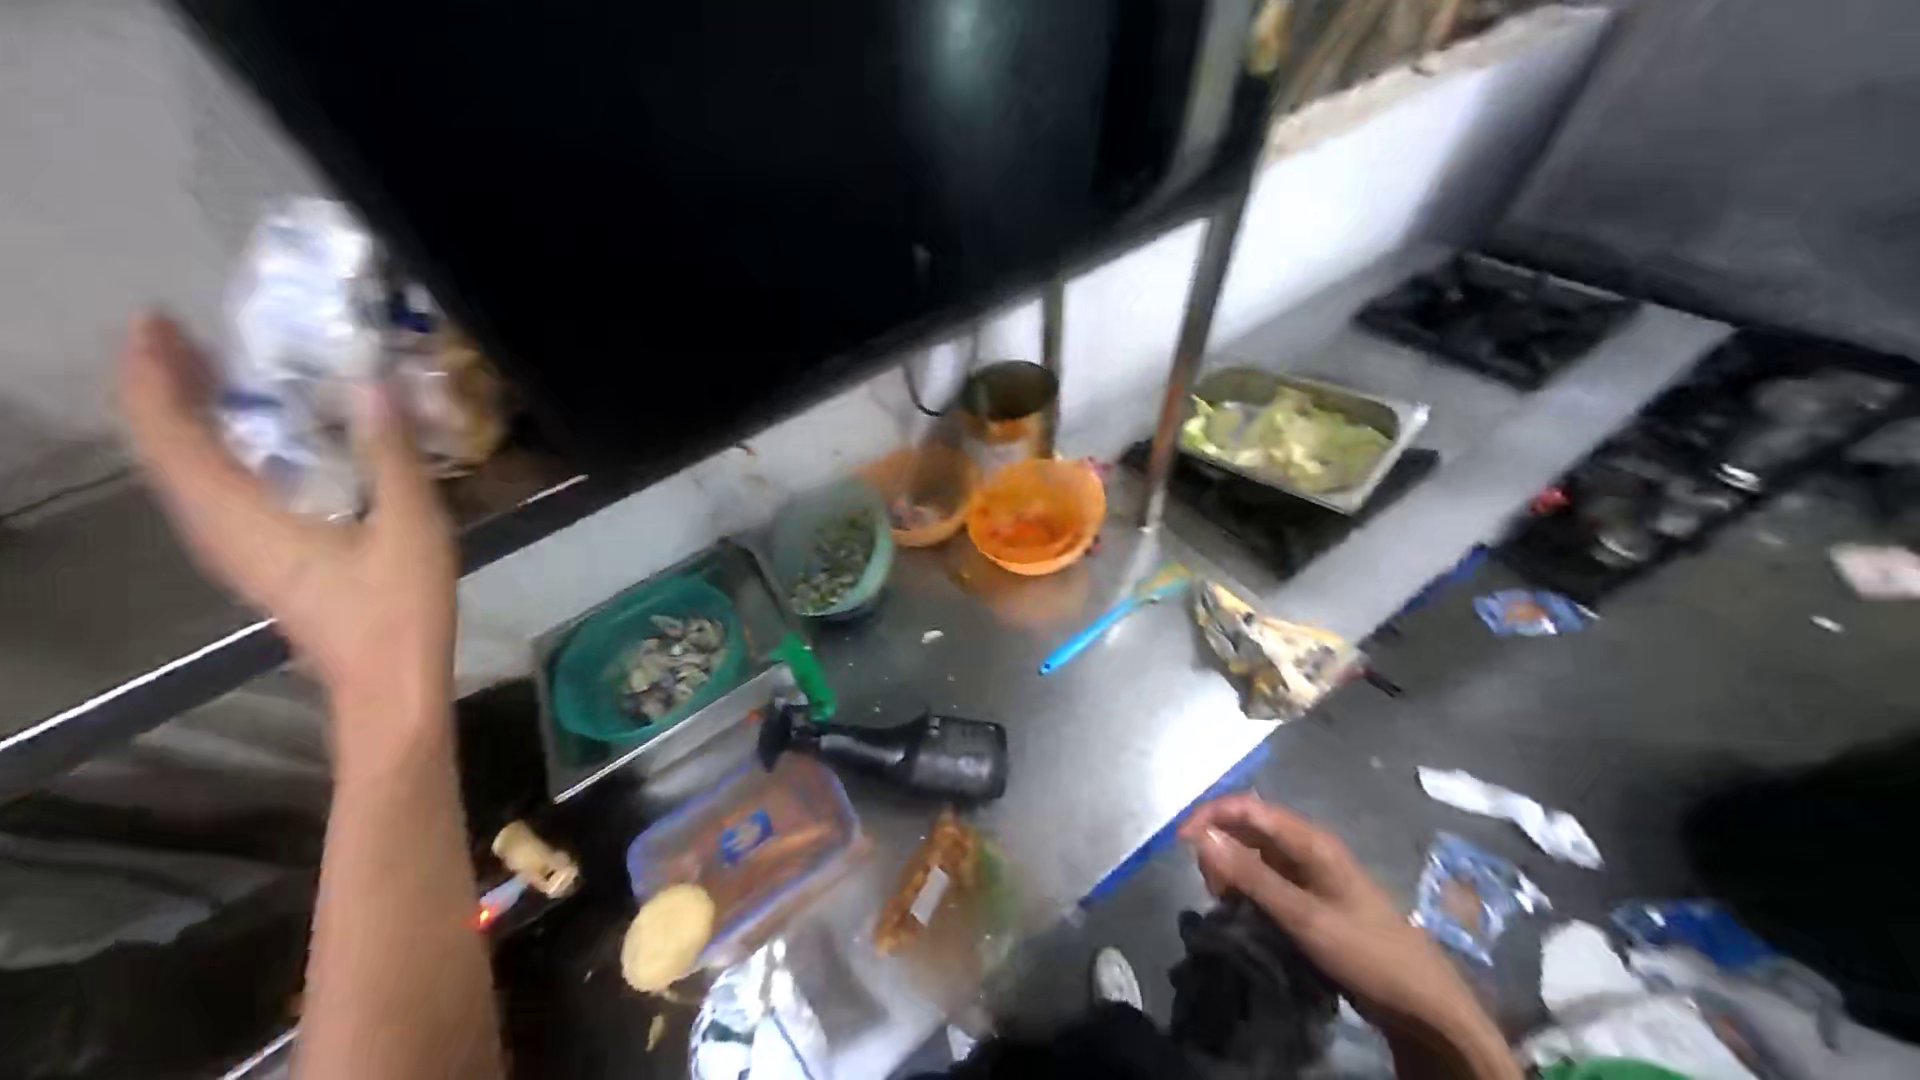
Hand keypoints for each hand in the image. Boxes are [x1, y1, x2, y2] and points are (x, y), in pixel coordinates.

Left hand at [119, 314, 455, 749]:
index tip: (160, 321)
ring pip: (179, 471)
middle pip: (161, 448)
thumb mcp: (410, 526)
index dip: (152, 373)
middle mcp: (215, 529)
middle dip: (161, 386)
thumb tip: (374, 384)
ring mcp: (231, 549)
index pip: (167, 433)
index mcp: (241, 517)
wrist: (387, 680)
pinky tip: (249, 442)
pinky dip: (210, 451)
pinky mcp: (255, 560)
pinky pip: (208, 491)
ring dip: (182, 418)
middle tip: (185, 336)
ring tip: (210, 376)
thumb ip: (390, 455)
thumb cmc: (398, 606)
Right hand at [1180, 795, 1516, 1078]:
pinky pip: (1266, 876)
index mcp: (1310, 840)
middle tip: (1209, 886)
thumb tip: (1201, 836)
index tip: (1181, 843)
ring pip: (1254, 852)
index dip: (1210, 816)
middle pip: (1248, 826)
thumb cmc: (1367, 953)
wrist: (1426, 1007)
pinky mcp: (1311, 895)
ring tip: (1225, 902)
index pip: (1247, 806)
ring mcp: (1311, 871)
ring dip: (1231, 869)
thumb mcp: (1304, 917)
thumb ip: (1251, 875)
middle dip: (1219, 846)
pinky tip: (1243, 911)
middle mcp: (1308, 846)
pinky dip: (1246, 887)